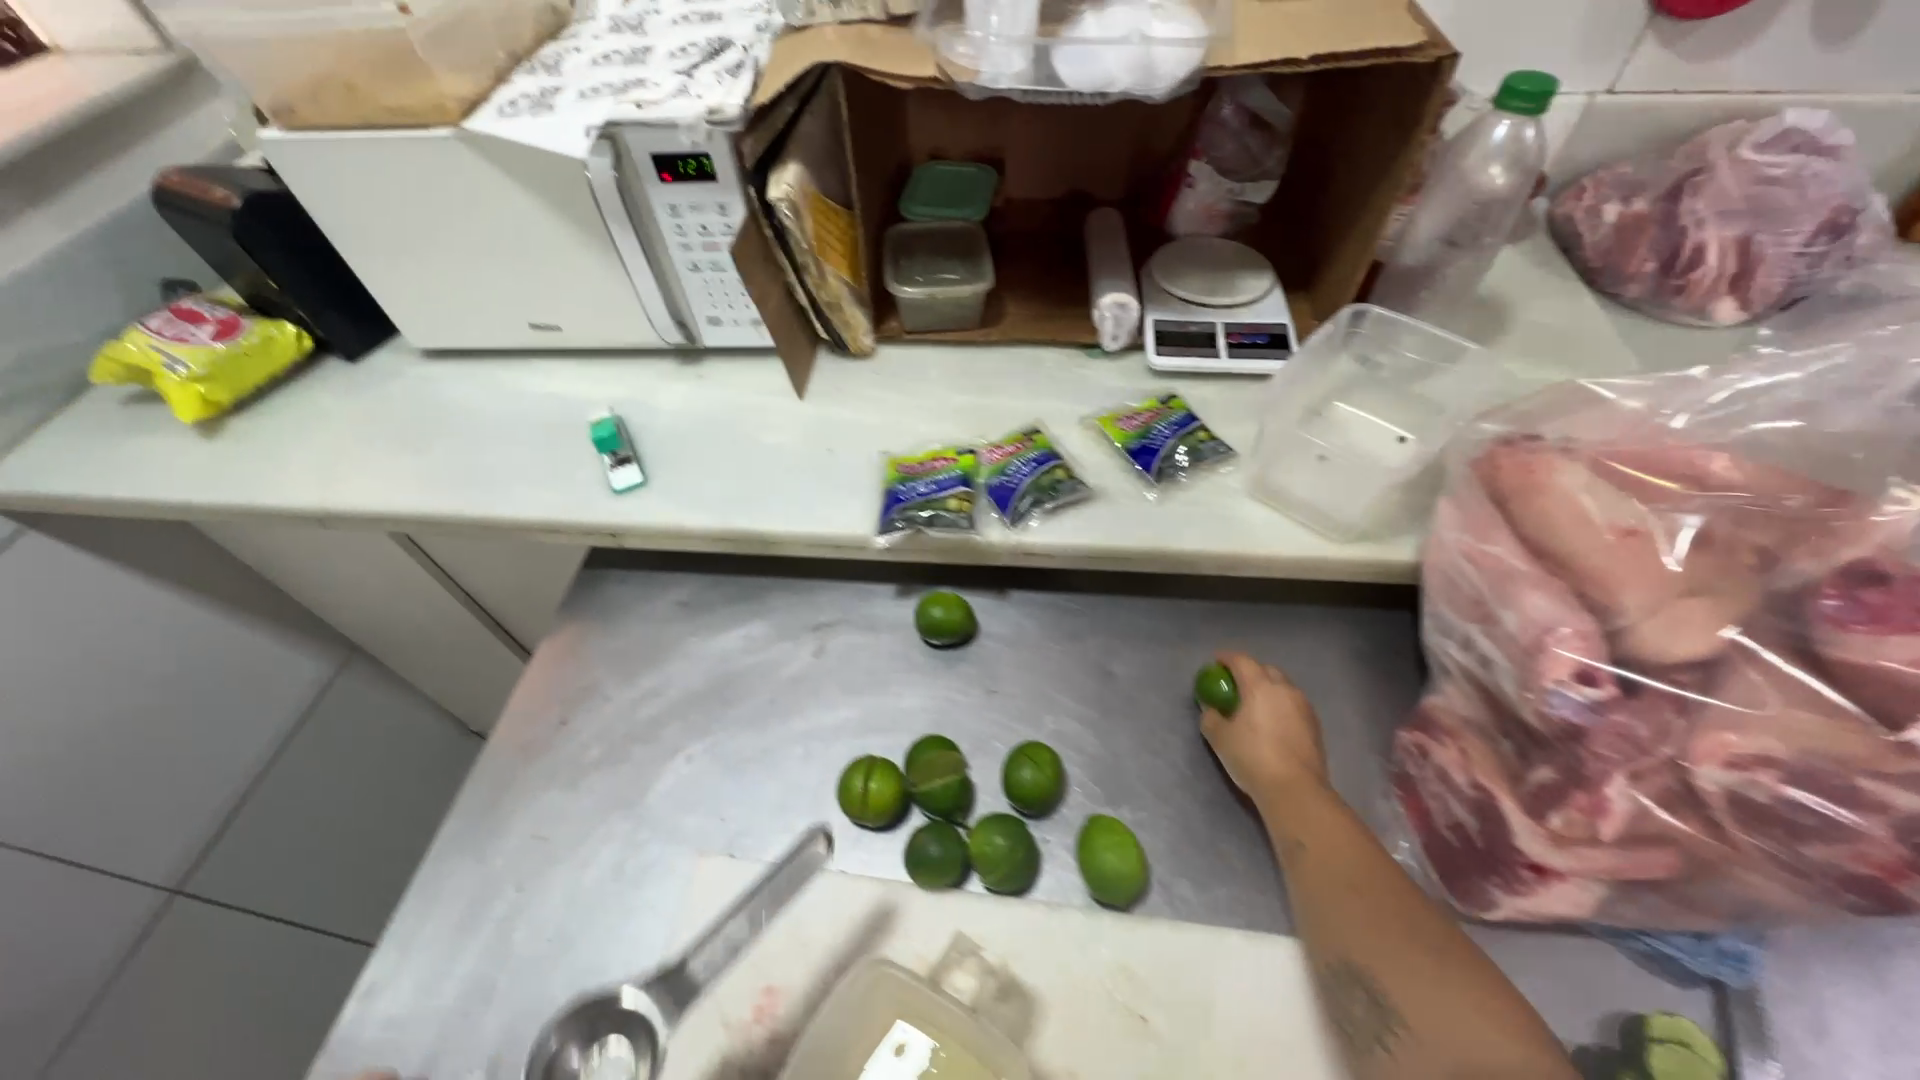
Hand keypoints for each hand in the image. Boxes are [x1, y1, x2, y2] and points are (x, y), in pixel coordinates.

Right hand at [1199, 653, 1329, 803]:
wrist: (1295, 789)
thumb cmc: (1252, 758)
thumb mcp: (1220, 739)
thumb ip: (1211, 718)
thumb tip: (1211, 710)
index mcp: (1260, 686)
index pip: (1241, 660)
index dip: (1226, 658)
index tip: (1216, 662)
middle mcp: (1285, 689)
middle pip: (1266, 669)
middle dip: (1250, 671)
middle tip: (1235, 685)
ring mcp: (1304, 706)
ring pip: (1283, 687)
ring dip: (1268, 689)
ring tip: (1255, 705)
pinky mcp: (1315, 725)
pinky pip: (1294, 705)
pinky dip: (1281, 705)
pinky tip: (1273, 723)